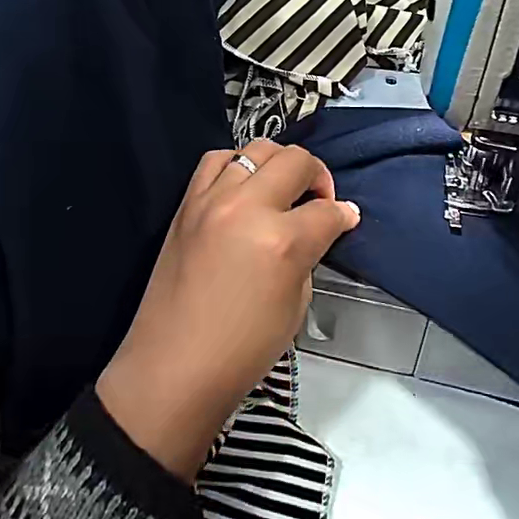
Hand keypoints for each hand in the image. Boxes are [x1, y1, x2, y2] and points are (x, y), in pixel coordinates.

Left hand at [97, 140, 358, 480]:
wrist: (173, 368)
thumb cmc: (240, 350)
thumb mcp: (295, 305)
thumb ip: (309, 255)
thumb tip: (321, 228)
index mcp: (282, 241)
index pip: (327, 211)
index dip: (344, 216)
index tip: (346, 219)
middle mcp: (247, 209)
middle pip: (297, 162)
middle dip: (318, 176)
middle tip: (319, 200)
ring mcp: (212, 201)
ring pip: (257, 150)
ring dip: (279, 164)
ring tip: (282, 188)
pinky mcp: (187, 204)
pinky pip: (216, 160)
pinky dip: (237, 164)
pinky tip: (244, 186)